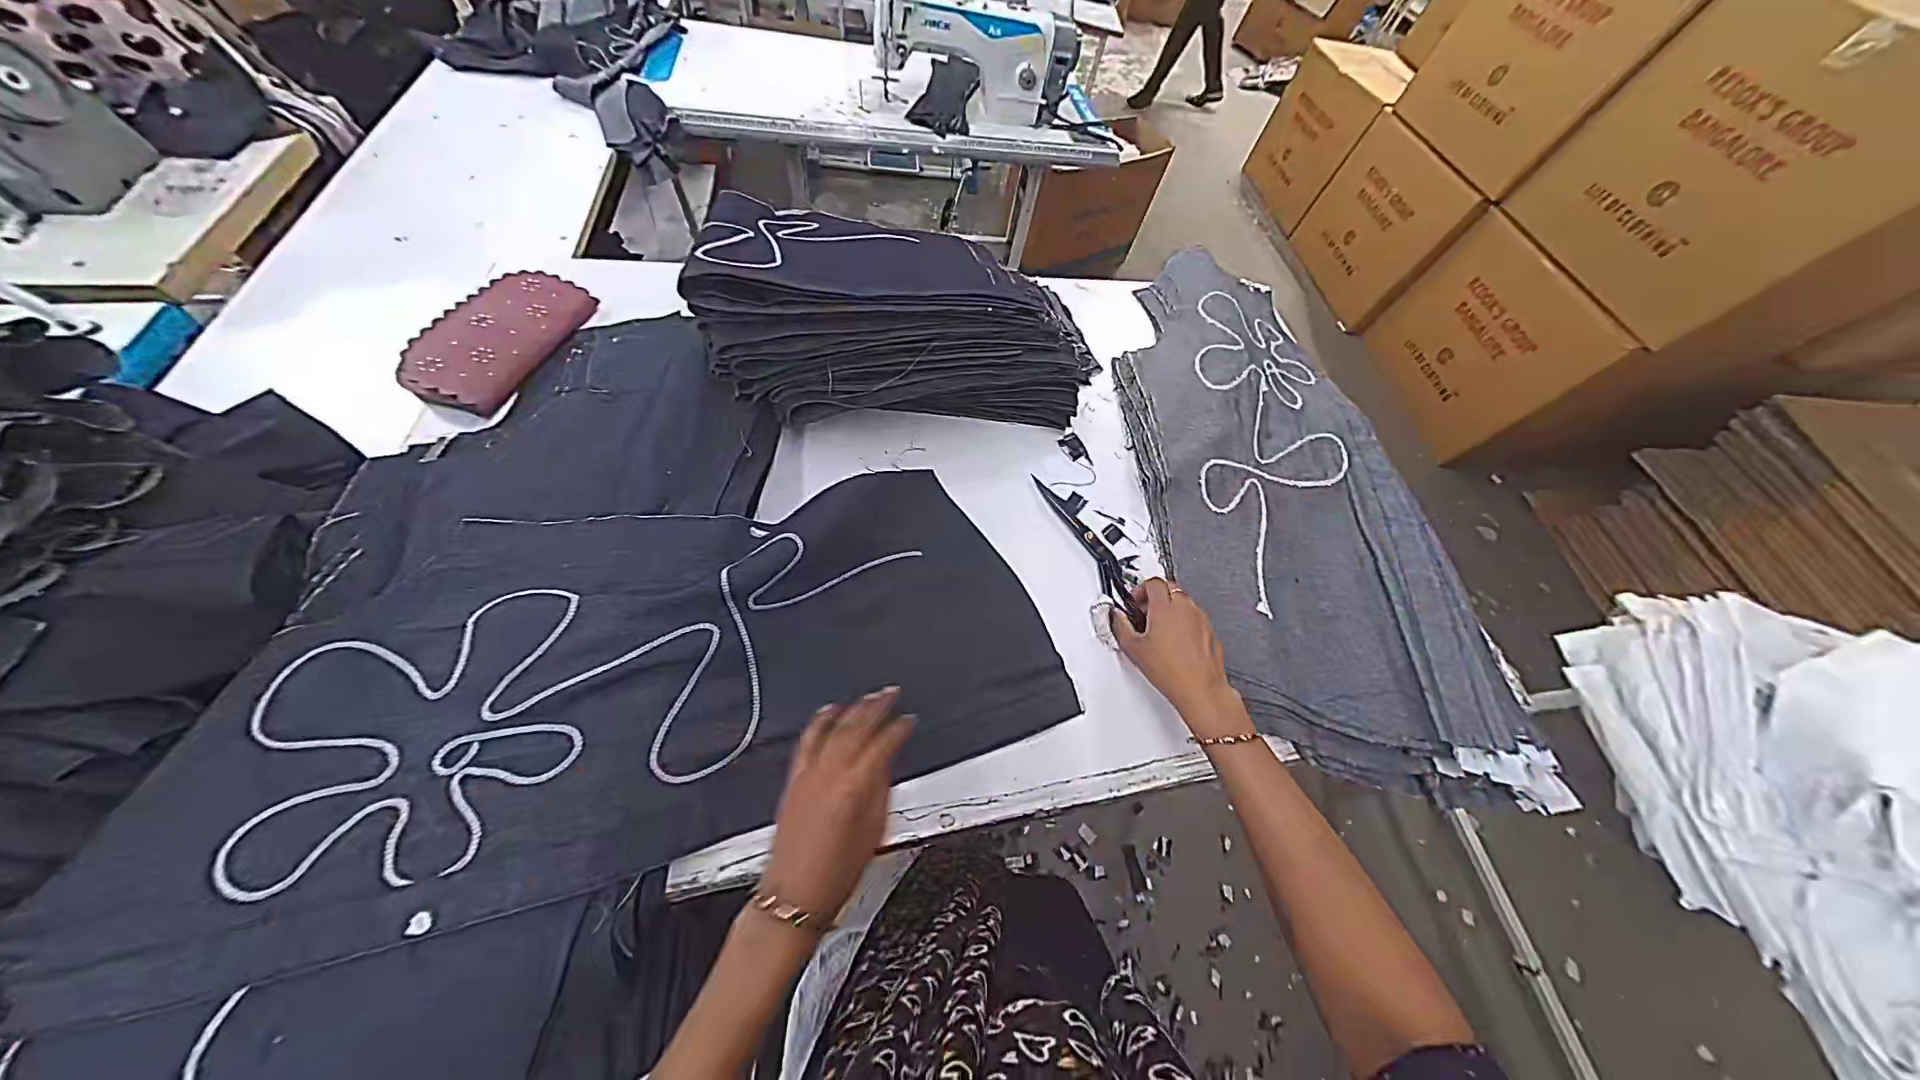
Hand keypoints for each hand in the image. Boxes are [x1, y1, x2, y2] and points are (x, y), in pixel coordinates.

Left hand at [760, 687, 911, 926]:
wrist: (796, 894)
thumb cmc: (835, 874)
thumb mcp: (875, 830)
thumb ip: (882, 789)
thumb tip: (887, 763)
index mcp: (856, 786)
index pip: (884, 743)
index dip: (900, 728)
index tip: (908, 720)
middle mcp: (830, 773)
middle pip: (858, 727)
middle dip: (877, 706)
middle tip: (891, 693)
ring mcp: (809, 774)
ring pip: (834, 727)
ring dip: (853, 708)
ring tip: (868, 696)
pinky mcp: (794, 779)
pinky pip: (808, 740)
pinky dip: (820, 721)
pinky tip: (828, 710)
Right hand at [1111, 579, 1249, 738]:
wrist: (1199, 689)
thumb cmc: (1171, 671)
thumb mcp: (1133, 648)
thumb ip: (1120, 626)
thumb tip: (1116, 617)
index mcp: (1165, 607)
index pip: (1153, 582)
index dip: (1140, 589)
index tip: (1134, 601)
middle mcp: (1185, 608)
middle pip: (1169, 587)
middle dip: (1154, 596)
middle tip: (1143, 611)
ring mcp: (1200, 618)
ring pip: (1182, 602)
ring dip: (1169, 608)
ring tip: (1157, 628)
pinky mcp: (1209, 630)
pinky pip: (1193, 617)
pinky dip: (1182, 622)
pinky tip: (1173, 641)